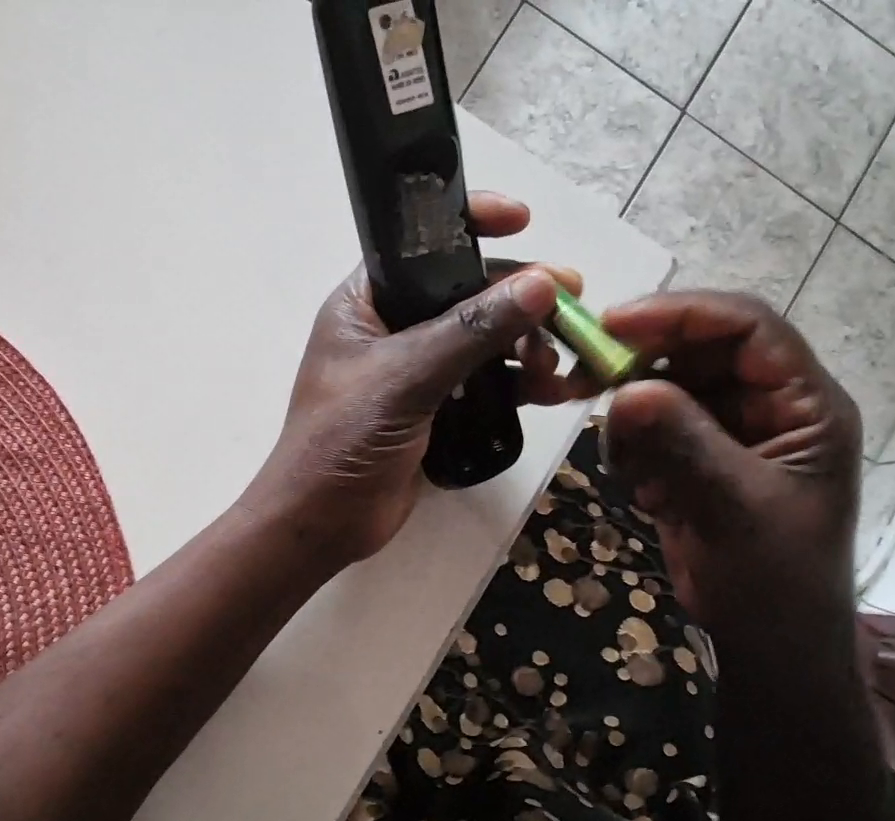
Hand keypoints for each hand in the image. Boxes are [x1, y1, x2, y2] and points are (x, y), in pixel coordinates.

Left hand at [244, 192, 591, 567]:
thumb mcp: (404, 377)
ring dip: (527, 346)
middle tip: (571, 304)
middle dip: (518, 299)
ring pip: (483, 341)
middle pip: (466, 293)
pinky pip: (487, 384)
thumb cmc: (343, 441)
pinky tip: (552, 393)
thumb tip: (543, 284)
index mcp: (365, 303)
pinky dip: (519, 385)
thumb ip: (471, 330)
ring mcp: (416, 372)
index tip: (523, 220)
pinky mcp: (436, 412)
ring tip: (559, 365)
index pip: (421, 244)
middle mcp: (392, 329)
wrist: (322, 524)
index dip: (471, 224)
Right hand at [601, 291, 861, 654]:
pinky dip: (631, 455)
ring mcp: (726, 435)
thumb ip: (683, 444)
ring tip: (633, 472)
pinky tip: (645, 496)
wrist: (767, 643)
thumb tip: (626, 391)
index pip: (746, 328)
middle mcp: (765, 407)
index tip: (611, 326)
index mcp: (803, 404)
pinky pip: (648, 433)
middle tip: (580, 382)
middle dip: (640, 366)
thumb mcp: (733, 507)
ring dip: (633, 423)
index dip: (681, 315)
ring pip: (664, 393)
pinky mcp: (694, 463)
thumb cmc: (773, 579)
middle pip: (696, 354)